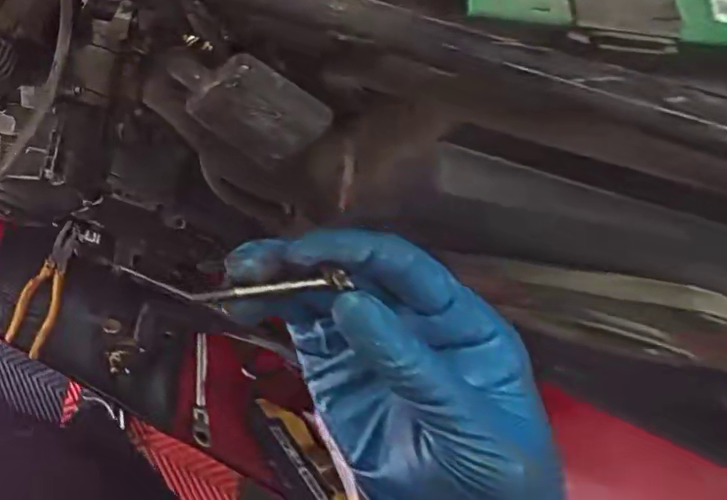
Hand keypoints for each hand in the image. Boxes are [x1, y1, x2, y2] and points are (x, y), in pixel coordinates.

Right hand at [226, 230, 561, 499]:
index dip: (350, 250)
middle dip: (297, 258)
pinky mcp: (328, 352)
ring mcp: (362, 329)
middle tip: (253, 263)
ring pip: (312, 283)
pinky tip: (239, 303)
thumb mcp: (470, 432)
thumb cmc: (490, 484)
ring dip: (271, 273)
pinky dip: (263, 303)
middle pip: (345, 265)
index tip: (303, 253)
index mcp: (454, 317)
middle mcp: (405, 310)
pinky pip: (292, 316)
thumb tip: (348, 300)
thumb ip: (412, 366)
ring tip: (236, 275)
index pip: (400, 264)